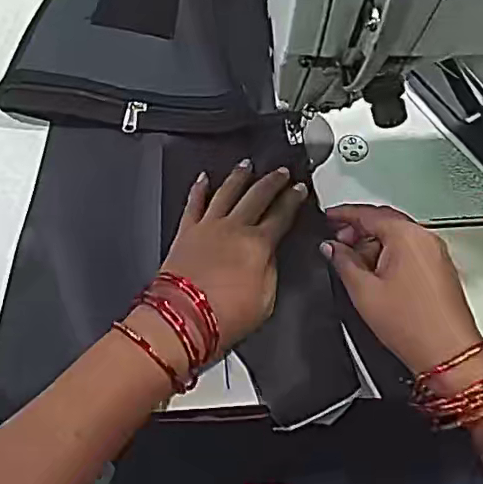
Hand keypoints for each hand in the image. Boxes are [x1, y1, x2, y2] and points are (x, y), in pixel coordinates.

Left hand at [158, 162, 308, 353]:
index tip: (299, 191)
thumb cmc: (222, 316)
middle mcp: (233, 229)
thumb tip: (270, 258)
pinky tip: (203, 178)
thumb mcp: (265, 301)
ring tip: (247, 165)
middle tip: (281, 172)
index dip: (293, 200)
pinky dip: (199, 188)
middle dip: (272, 181)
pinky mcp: (185, 232)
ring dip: (239, 176)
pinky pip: (193, 203)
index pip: (281, 215)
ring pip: (226, 191)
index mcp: (258, 245)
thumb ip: (270, 272)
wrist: (183, 318)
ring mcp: (208, 227)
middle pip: (257, 195)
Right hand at [323, 204, 482, 377]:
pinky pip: (409, 250)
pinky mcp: (439, 269)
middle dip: (357, 229)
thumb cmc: (414, 325)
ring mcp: (435, 253)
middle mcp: (425, 239)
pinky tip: (373, 274)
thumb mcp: (362, 290)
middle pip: (384, 221)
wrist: (448, 354)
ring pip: (396, 236)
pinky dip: (388, 254)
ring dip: (372, 244)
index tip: (328, 216)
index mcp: (406, 236)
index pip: (368, 213)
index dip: (343, 214)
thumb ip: (342, 261)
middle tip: (336, 240)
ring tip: (352, 263)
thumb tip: (332, 247)